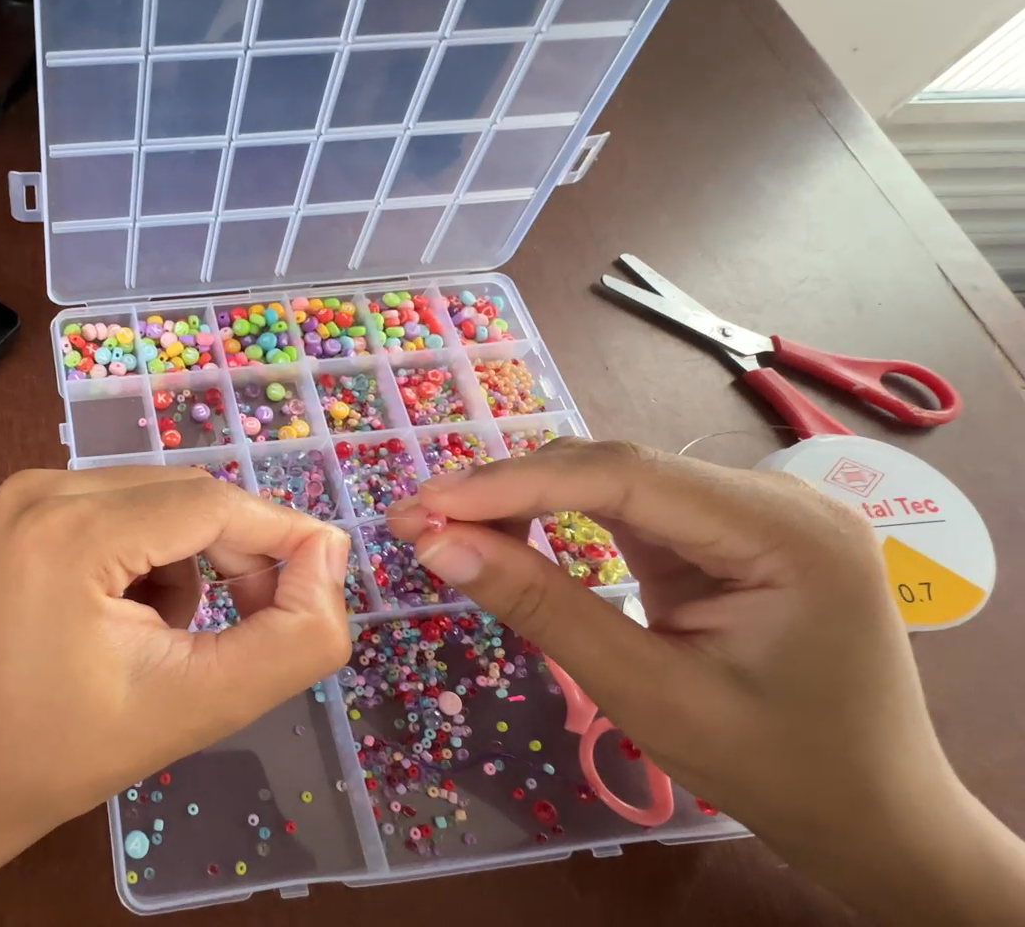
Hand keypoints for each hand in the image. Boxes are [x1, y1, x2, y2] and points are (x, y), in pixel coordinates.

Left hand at [0, 466, 351, 842]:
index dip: (281, 534)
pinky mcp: (28, 501)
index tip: (324, 579)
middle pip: (187, 493)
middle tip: (248, 624)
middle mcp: (44, 490)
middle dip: (235, 552)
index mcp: (71, 533)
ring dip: (193, 554)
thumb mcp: (205, 702)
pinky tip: (132, 608)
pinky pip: (126, 502)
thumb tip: (330, 550)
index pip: (209, 504)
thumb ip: (292, 635)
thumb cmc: (84, 745)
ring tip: (172, 628)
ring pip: (162, 496)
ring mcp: (29, 490)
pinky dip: (153, 548)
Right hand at [384, 439, 1024, 922]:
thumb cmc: (775, 766)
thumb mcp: (645, 691)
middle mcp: (772, 497)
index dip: (508, 483)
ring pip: (603, 479)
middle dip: (502, 490)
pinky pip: (616, 505)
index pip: (620, 476)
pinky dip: (549, 518)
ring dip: (517, 500)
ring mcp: (746, 509)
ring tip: (443, 526)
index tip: (423, 506)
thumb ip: (539, 607)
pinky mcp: (718, 530)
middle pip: (607, 468)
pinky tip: (501, 532)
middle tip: (415, 519)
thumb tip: (432, 544)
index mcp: (785, 531)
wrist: (870, 818)